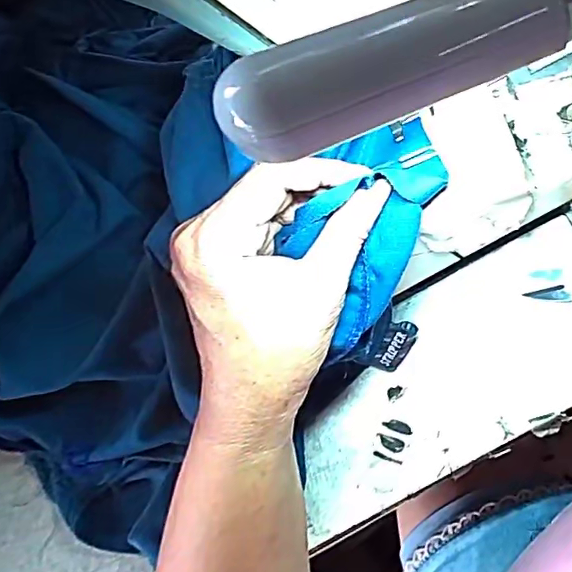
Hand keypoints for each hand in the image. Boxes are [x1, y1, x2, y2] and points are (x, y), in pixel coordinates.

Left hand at [170, 159, 390, 435]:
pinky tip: (319, 226)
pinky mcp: (214, 256)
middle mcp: (198, 235)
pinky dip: (291, 220)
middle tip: (359, 192)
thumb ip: (349, 227)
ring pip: (263, 201)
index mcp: (214, 239)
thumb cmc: (276, 356)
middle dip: (317, 187)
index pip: (272, 177)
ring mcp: (202, 245)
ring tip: (345, 209)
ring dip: (306, 203)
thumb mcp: (323, 282)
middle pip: (265, 186)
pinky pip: (257, 220)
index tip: (359, 179)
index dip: (323, 171)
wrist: (253, 400)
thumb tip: (373, 193)